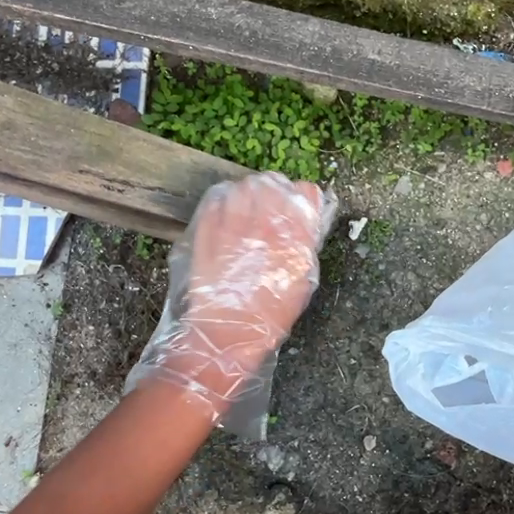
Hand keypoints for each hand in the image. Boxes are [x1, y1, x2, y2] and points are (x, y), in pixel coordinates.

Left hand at [128, 172, 333, 419]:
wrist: (225, 330)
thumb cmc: (269, 313)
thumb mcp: (302, 279)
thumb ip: (304, 244)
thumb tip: (303, 225)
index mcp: (296, 231)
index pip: (306, 192)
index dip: (301, 201)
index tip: (295, 213)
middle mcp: (267, 215)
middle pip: (273, 183)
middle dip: (272, 196)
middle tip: (267, 217)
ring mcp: (233, 215)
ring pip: (243, 186)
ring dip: (246, 198)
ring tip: (243, 220)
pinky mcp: (206, 222)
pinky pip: (218, 198)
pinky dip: (223, 206)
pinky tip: (224, 225)